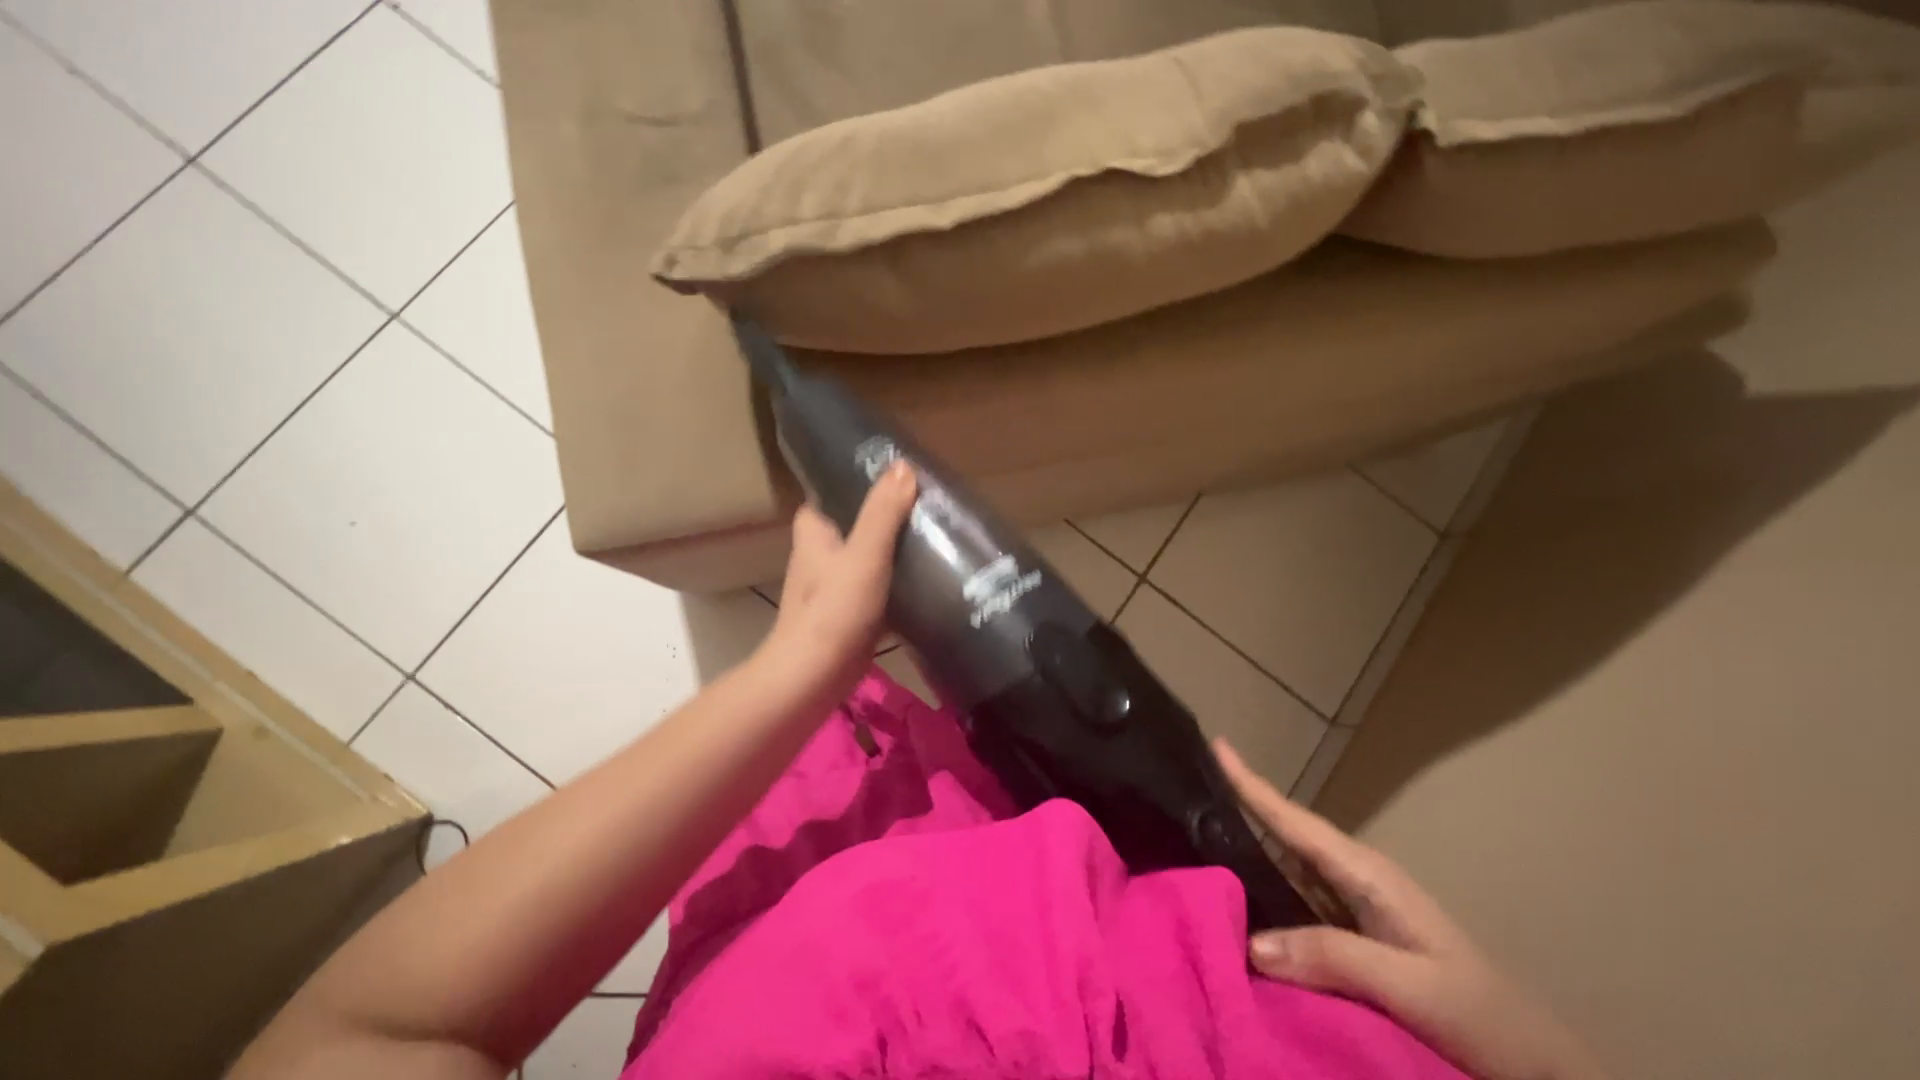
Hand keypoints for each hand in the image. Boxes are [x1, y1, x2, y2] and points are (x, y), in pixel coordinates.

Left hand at [757, 460, 917, 704]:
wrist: (816, 676)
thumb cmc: (834, 609)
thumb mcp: (865, 553)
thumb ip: (883, 512)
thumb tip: (903, 465)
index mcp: (813, 535)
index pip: (825, 498)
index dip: (850, 486)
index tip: (886, 477)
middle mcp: (819, 559)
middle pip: (851, 529)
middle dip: (880, 520)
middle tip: (921, 507)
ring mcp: (833, 591)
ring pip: (866, 563)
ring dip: (891, 556)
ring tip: (932, 540)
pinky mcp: (850, 619)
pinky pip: (877, 594)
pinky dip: (897, 590)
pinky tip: (928, 586)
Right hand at [1215, 740, 1609, 1079]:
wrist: (1535, 1064)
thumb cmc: (1483, 1018)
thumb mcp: (1412, 987)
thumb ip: (1334, 957)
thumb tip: (1250, 942)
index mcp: (1371, 878)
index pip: (1299, 824)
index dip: (1254, 787)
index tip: (1215, 746)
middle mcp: (1358, 884)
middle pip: (1287, 837)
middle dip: (1240, 808)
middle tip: (1186, 788)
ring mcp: (1357, 913)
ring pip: (1287, 872)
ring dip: (1245, 851)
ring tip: (1195, 833)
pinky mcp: (1354, 943)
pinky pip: (1293, 908)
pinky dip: (1260, 895)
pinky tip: (1234, 901)